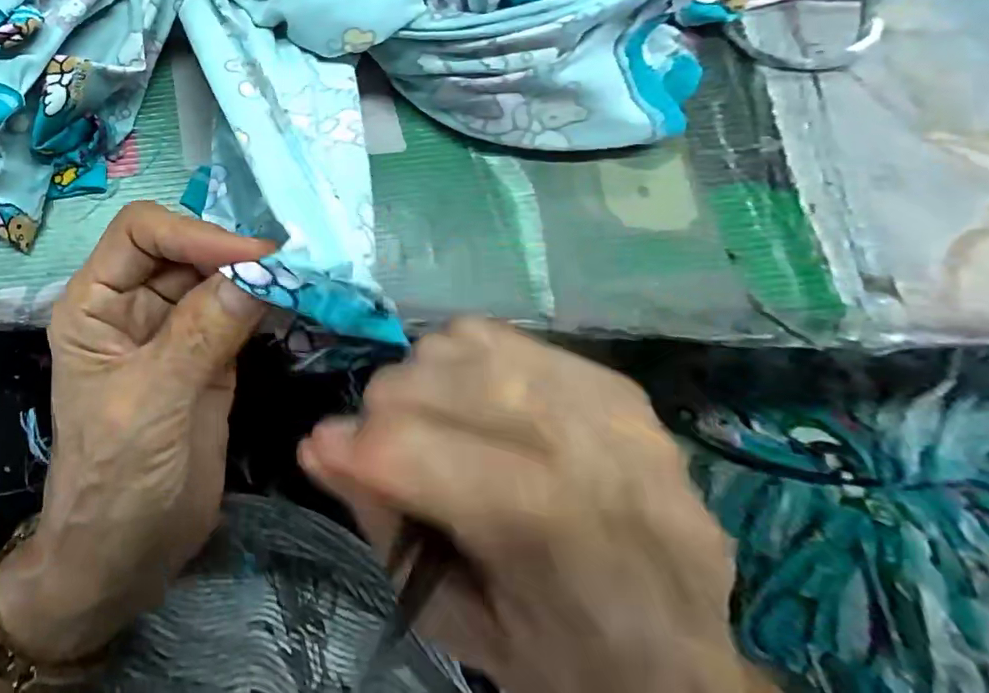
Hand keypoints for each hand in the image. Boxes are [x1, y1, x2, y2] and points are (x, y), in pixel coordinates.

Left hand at [0, 201, 273, 662]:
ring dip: (256, 274)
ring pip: (213, 279)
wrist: (125, 553)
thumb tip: (256, 272)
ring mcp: (169, 328)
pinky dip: (266, 305)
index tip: (252, 255)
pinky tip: (300, 300)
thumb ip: (201, 334)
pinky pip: (235, 314)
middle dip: (232, 250)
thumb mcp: (152, 400)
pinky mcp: (205, 355)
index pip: (138, 233)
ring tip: (309, 274)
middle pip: (180, 249)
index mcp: (94, 301)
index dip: (192, 233)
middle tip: (297, 261)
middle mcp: (129, 303)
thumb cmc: (117, 478)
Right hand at [298, 319, 770, 692]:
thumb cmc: (548, 650)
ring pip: (449, 347)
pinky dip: (458, 362)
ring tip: (437, 429)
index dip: (354, 448)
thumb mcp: (446, 613)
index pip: (421, 452)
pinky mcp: (608, 381)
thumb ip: (378, 520)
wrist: (674, 654)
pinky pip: (490, 335)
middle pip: (422, 386)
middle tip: (389, 458)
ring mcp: (605, 409)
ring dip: (420, 386)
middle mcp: (590, 458)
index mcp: (555, 542)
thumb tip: (314, 444)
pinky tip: (475, 404)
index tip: (323, 456)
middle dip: (381, 418)